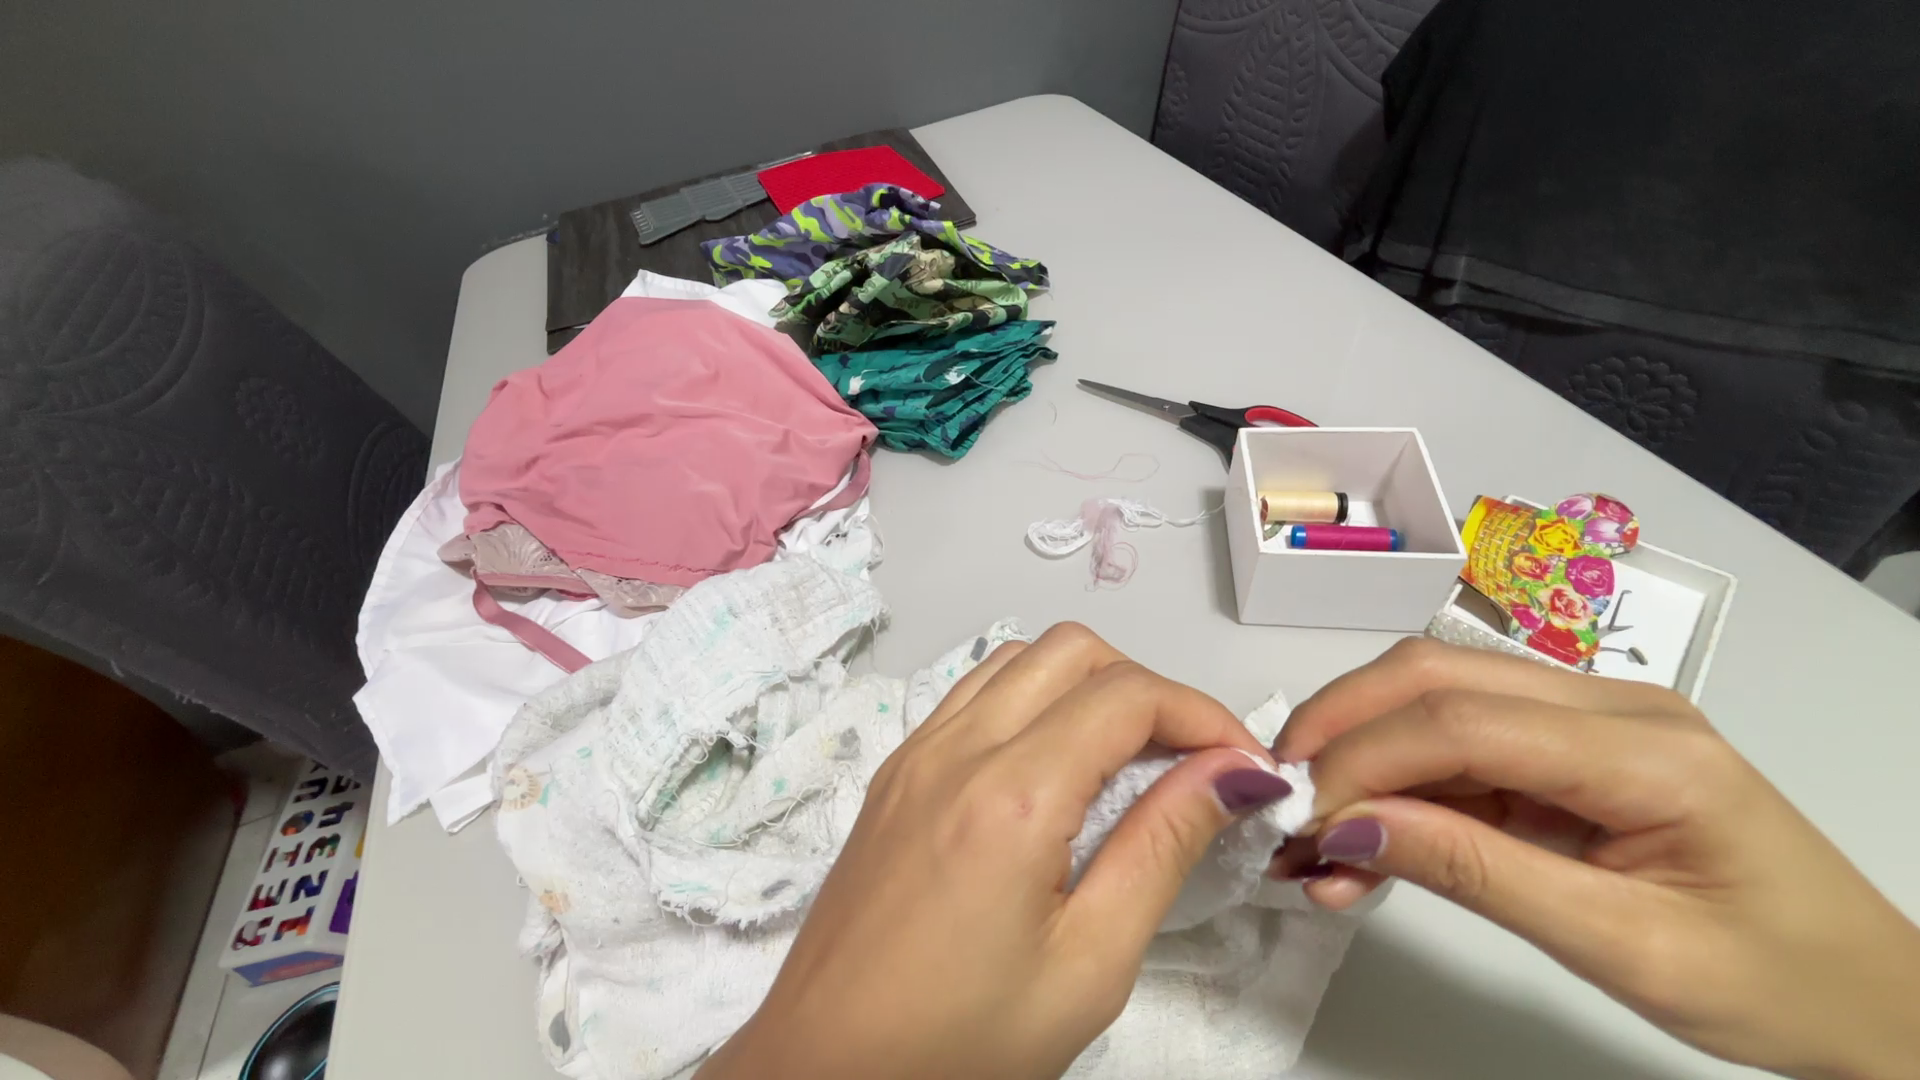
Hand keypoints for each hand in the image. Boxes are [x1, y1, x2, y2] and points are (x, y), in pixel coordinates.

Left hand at [697, 623, 1292, 1079]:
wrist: (822, 1068)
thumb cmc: (960, 1043)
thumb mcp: (1089, 963)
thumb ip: (1163, 848)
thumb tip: (1230, 773)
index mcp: (1010, 793)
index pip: (1126, 696)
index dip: (1202, 713)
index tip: (1244, 765)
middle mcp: (957, 746)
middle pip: (1072, 651)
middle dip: (1147, 688)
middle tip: (1187, 760)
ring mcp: (917, 750)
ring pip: (1020, 659)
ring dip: (1087, 685)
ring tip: (1126, 758)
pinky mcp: (897, 769)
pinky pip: (975, 693)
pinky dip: (1032, 699)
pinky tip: (1053, 763)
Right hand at [1272, 639, 1919, 1079]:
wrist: (1876, 999)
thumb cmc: (1776, 984)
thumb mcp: (1625, 949)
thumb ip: (1475, 874)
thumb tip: (1344, 830)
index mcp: (1649, 751)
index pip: (1461, 723)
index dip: (1362, 761)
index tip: (1300, 821)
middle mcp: (1608, 702)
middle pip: (1431, 676)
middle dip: (1338, 727)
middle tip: (1284, 799)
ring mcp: (1582, 712)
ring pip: (1428, 694)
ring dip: (1356, 750)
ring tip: (1314, 830)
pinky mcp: (1559, 739)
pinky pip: (1450, 738)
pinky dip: (1392, 777)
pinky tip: (1364, 832)